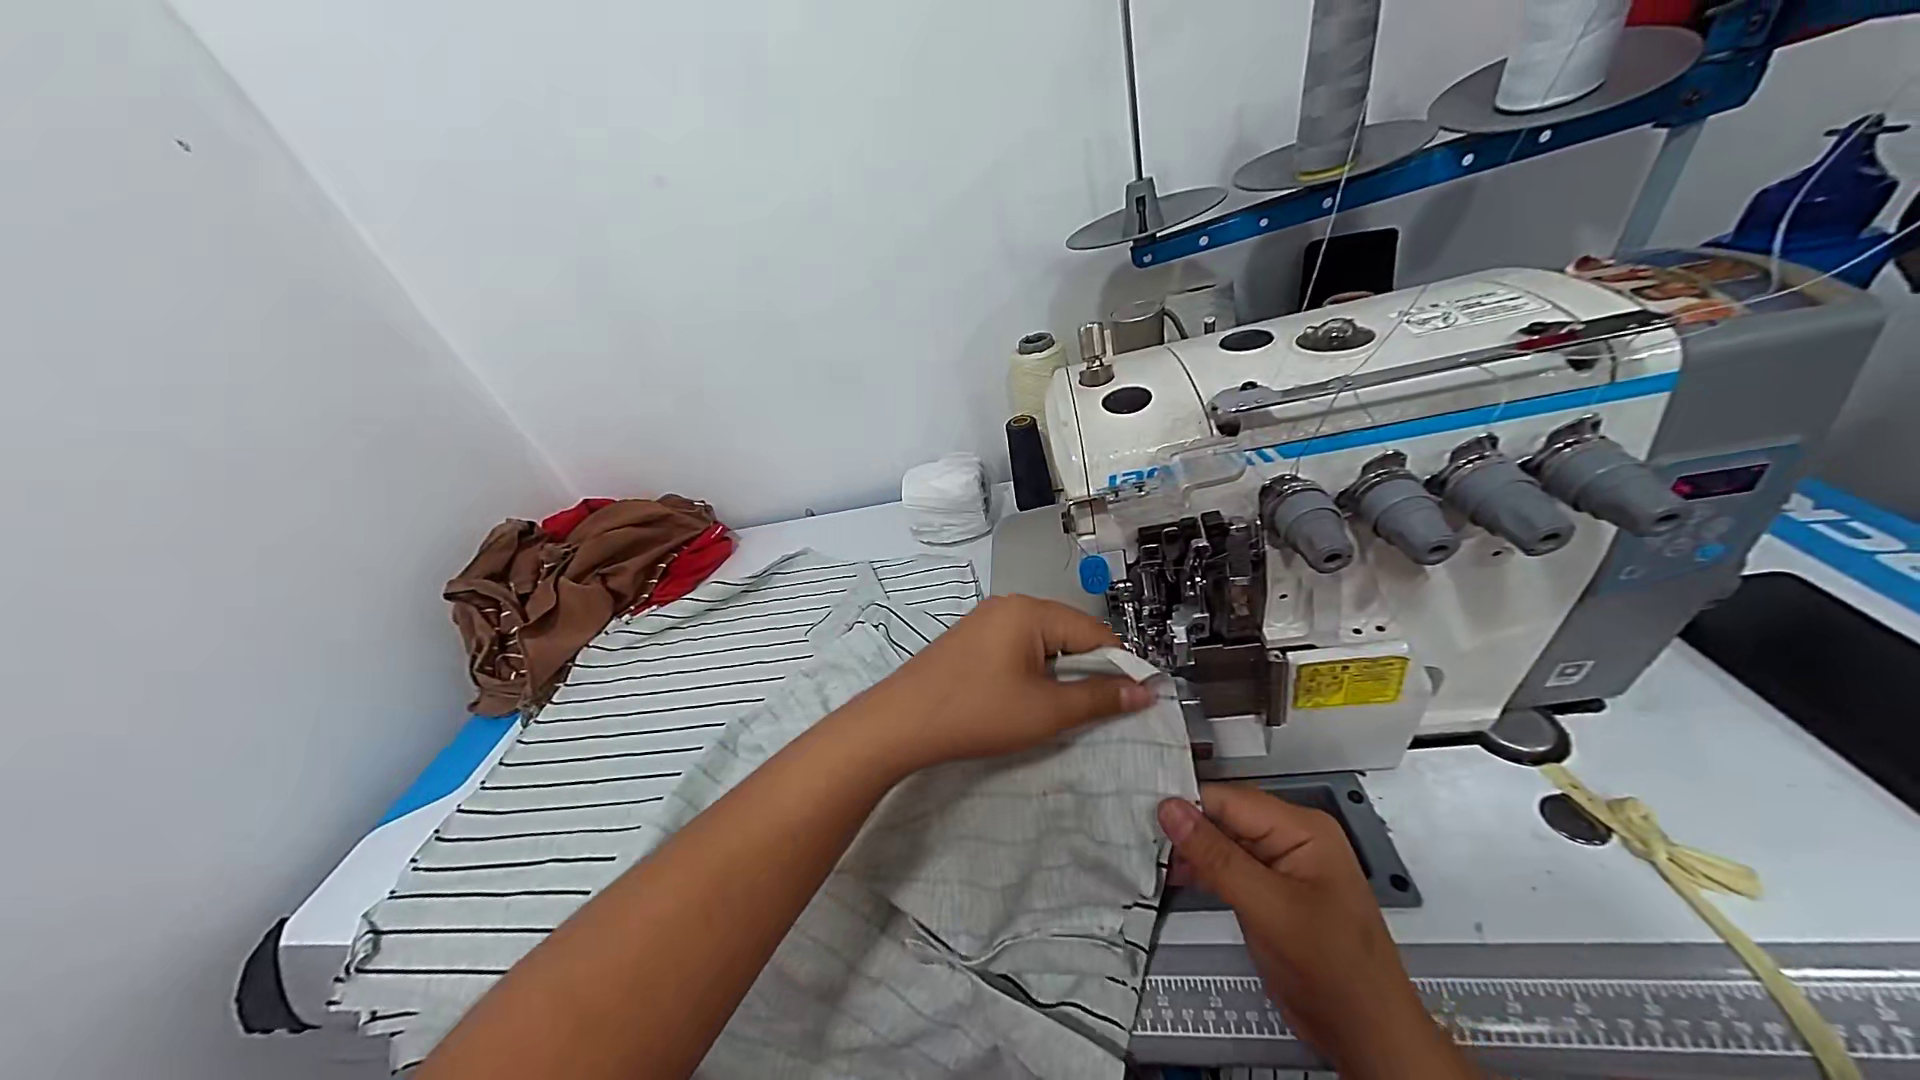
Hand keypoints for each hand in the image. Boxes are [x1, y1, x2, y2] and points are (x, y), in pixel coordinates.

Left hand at [843, 594, 1153, 774]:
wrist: (899, 723)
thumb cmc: (976, 713)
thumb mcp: (1046, 710)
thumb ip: (1099, 698)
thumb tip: (1143, 690)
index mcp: (1030, 611)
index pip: (1095, 633)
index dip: (1119, 667)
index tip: (1133, 700)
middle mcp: (1009, 605)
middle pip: (1069, 633)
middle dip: (1087, 670)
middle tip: (1094, 710)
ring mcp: (985, 620)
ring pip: (1043, 643)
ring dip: (1059, 673)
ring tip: (1058, 709)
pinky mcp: (970, 639)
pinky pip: (1017, 648)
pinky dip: (1032, 672)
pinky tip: (1026, 699)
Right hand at [1158, 785, 1480, 1079]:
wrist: (1369, 1037)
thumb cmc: (1334, 971)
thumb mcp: (1268, 908)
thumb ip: (1216, 856)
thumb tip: (1170, 809)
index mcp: (1301, 828)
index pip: (1228, 799)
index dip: (1185, 804)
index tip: (1140, 812)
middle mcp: (1290, 837)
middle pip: (1223, 816)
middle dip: (1183, 826)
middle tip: (1137, 833)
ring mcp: (1279, 864)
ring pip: (1221, 840)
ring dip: (1188, 849)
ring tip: (1148, 856)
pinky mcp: (1268, 890)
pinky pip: (1227, 865)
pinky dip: (1201, 869)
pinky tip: (1174, 875)